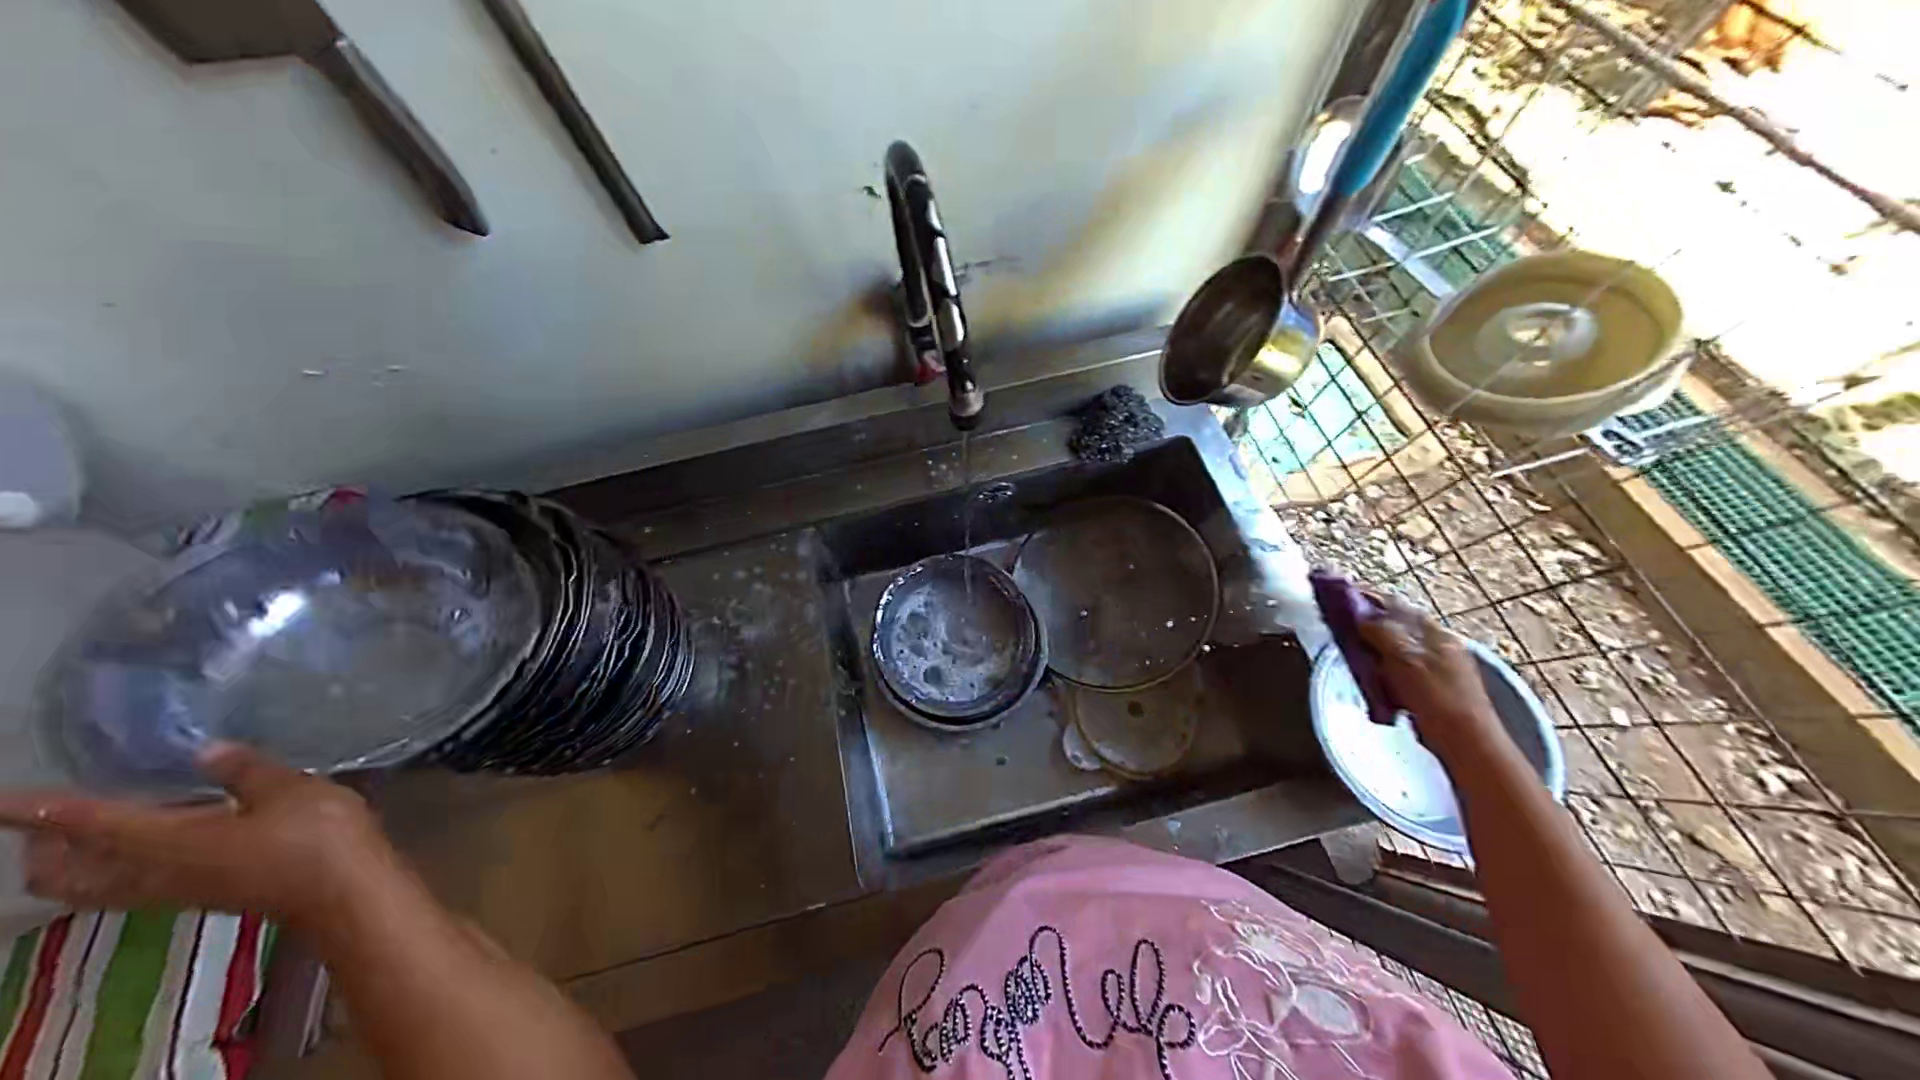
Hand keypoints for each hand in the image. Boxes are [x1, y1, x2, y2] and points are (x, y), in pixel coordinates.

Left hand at [0, 743, 395, 927]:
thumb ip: (247, 771)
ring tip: (96, 824)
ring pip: (90, 883)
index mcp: (166, 842)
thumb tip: (207, 750)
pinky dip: (117, 862)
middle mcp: (154, 871)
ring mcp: (176, 888)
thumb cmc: (315, 837)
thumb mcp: (291, 790)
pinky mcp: (201, 893)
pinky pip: (127, 883)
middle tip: (54, 811)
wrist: (345, 890)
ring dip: (75, 859)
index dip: (36, 809)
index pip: (83, 823)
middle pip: (62, 871)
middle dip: (44, 844)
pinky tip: (160, 836)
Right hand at [1357, 599, 1507, 760]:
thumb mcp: (1405, 658)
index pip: (1396, 606)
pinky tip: (1376, 682)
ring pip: (1395, 650)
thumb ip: (1382, 633)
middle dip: (1369, 626)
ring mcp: (1436, 667)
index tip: (1340, 596)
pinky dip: (1384, 672)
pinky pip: (1399, 671)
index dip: (1368, 599)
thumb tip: (1361, 617)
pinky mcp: (1430, 688)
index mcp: (1433, 633)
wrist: (1465, 741)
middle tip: (1343, 630)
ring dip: (1375, 651)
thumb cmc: (1437, 697)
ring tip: (1357, 657)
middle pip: (1395, 627)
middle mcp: (1437, 645)